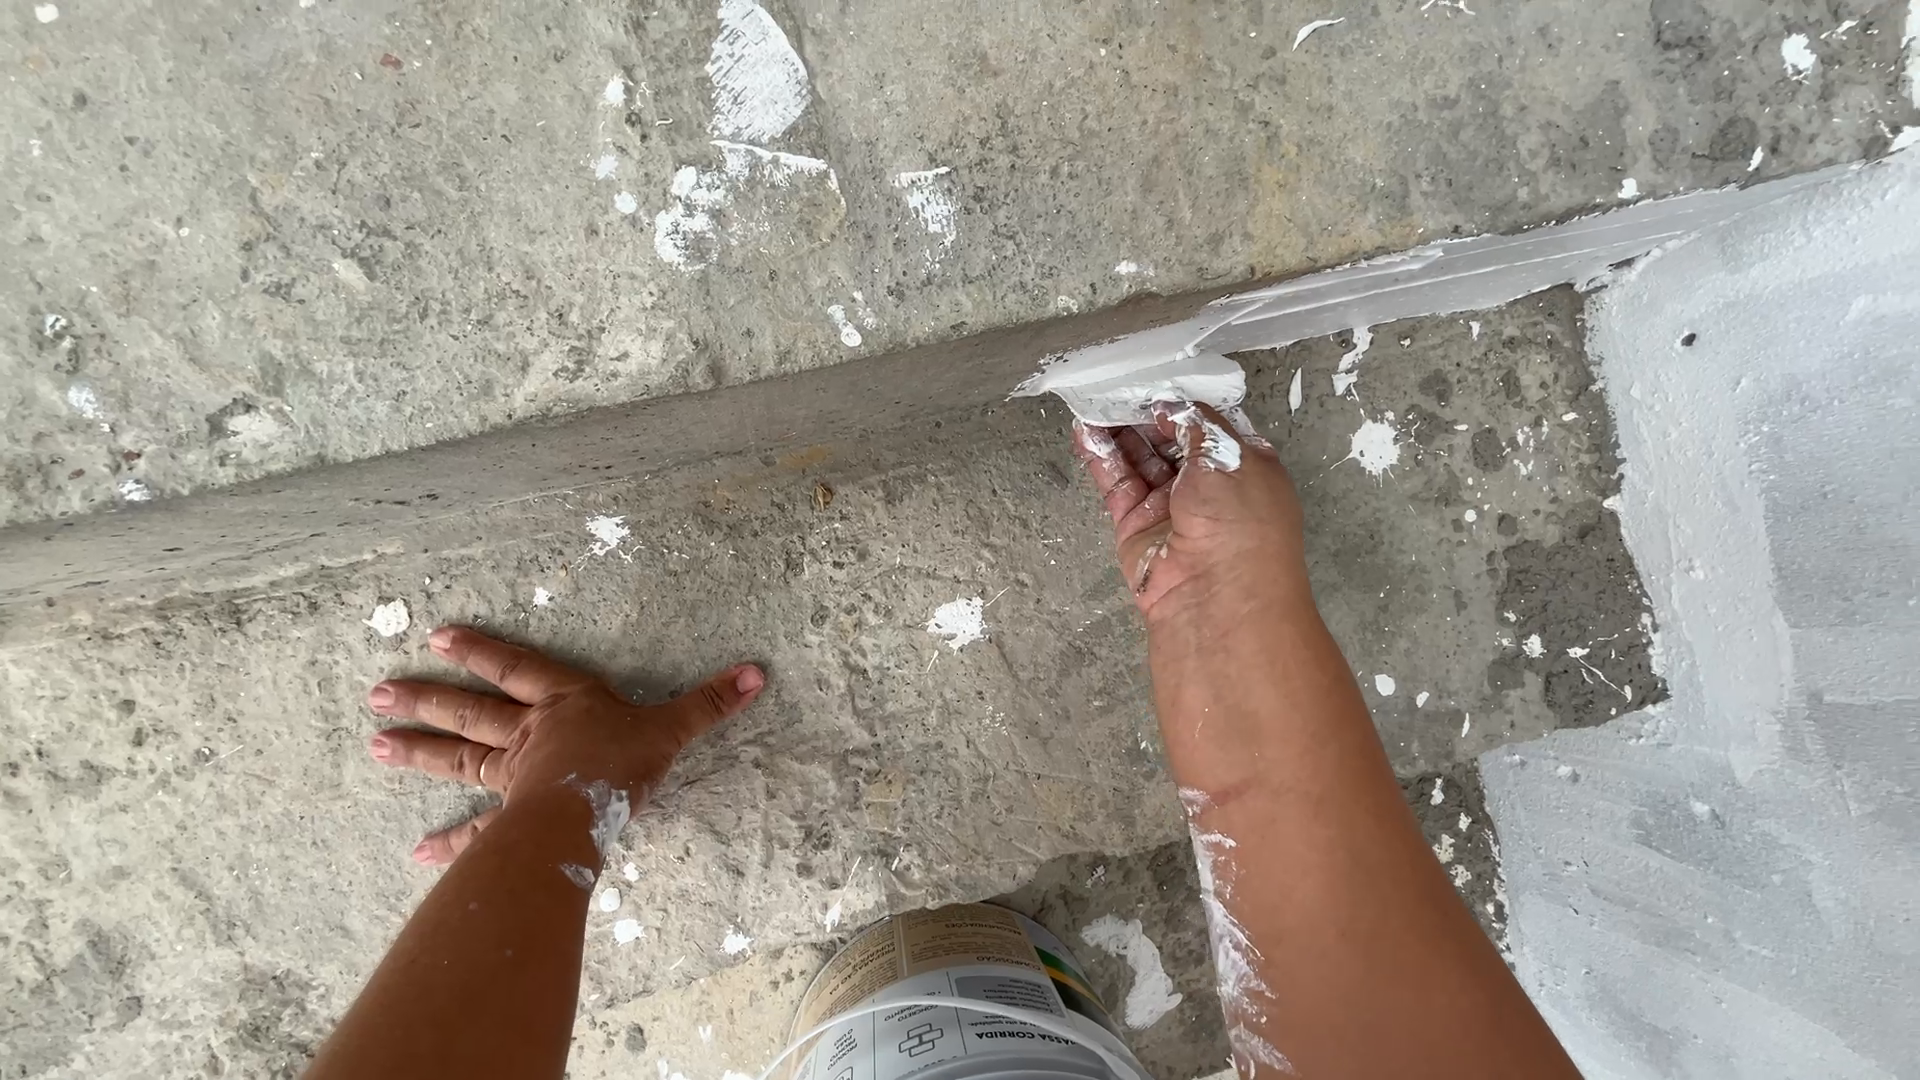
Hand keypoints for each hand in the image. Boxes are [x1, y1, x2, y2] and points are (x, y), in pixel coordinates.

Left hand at [365, 626, 764, 864]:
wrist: (585, 815)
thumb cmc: (622, 764)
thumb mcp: (674, 727)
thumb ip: (712, 701)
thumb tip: (759, 671)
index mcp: (564, 704)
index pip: (519, 669)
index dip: (483, 652)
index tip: (438, 638)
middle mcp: (530, 734)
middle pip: (474, 712)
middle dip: (430, 700)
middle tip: (380, 691)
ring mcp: (513, 778)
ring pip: (461, 758)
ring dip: (420, 751)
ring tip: (374, 743)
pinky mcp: (511, 821)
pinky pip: (478, 828)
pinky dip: (450, 840)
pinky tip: (419, 852)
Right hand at [1071, 402, 1308, 624]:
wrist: (1216, 598)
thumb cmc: (1240, 520)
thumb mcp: (1230, 455)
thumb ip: (1196, 423)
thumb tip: (1169, 406)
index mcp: (1241, 467)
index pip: (1207, 426)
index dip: (1181, 403)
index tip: (1155, 379)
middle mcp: (1206, 486)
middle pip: (1168, 440)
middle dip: (1144, 413)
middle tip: (1116, 385)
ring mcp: (1168, 506)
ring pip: (1139, 459)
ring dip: (1118, 430)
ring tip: (1093, 399)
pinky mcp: (1135, 524)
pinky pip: (1116, 483)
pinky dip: (1100, 457)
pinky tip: (1085, 430)